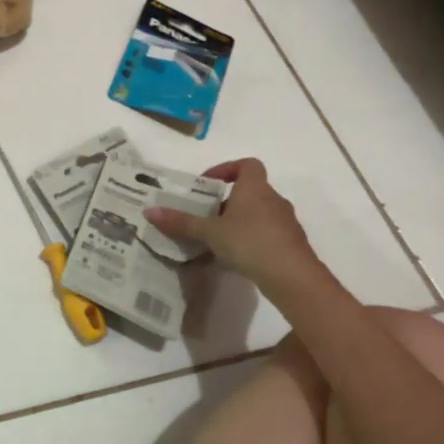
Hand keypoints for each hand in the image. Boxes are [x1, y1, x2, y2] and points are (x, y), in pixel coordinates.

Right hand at [143, 158, 325, 295]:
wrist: (294, 278)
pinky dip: (252, 238)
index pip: (248, 164)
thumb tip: (149, 211)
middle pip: (250, 190)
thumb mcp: (210, 232)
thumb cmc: (250, 242)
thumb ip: (182, 222)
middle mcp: (273, 200)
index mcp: (255, 189)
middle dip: (227, 200)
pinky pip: (268, 233)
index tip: (209, 183)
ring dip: (239, 221)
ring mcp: (286, 223)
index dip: (228, 168)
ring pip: (259, 213)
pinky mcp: (292, 244)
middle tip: (206, 215)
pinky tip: (237, 256)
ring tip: (218, 238)